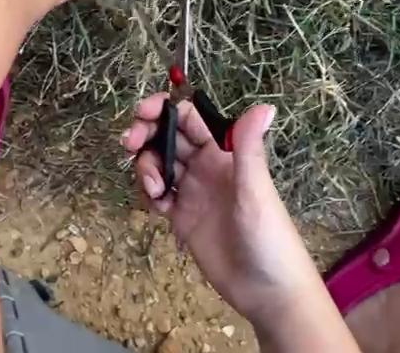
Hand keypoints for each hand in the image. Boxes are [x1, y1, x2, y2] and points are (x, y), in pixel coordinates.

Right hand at [121, 96, 321, 338]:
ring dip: (146, 167)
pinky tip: (155, 206)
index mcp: (223, 152)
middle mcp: (204, 166)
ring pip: (157, 163)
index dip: (164, 109)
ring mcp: (191, 191)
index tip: (143, 112)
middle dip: (145, 133)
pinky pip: (157, 193)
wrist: (269, 294)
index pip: (188, 118)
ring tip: (153, 190)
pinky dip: (148, 193)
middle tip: (129, 142)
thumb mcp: (256, 190)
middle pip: (166, 136)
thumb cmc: (270, 237)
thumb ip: (249, 148)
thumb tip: (267, 105)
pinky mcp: (181, 217)